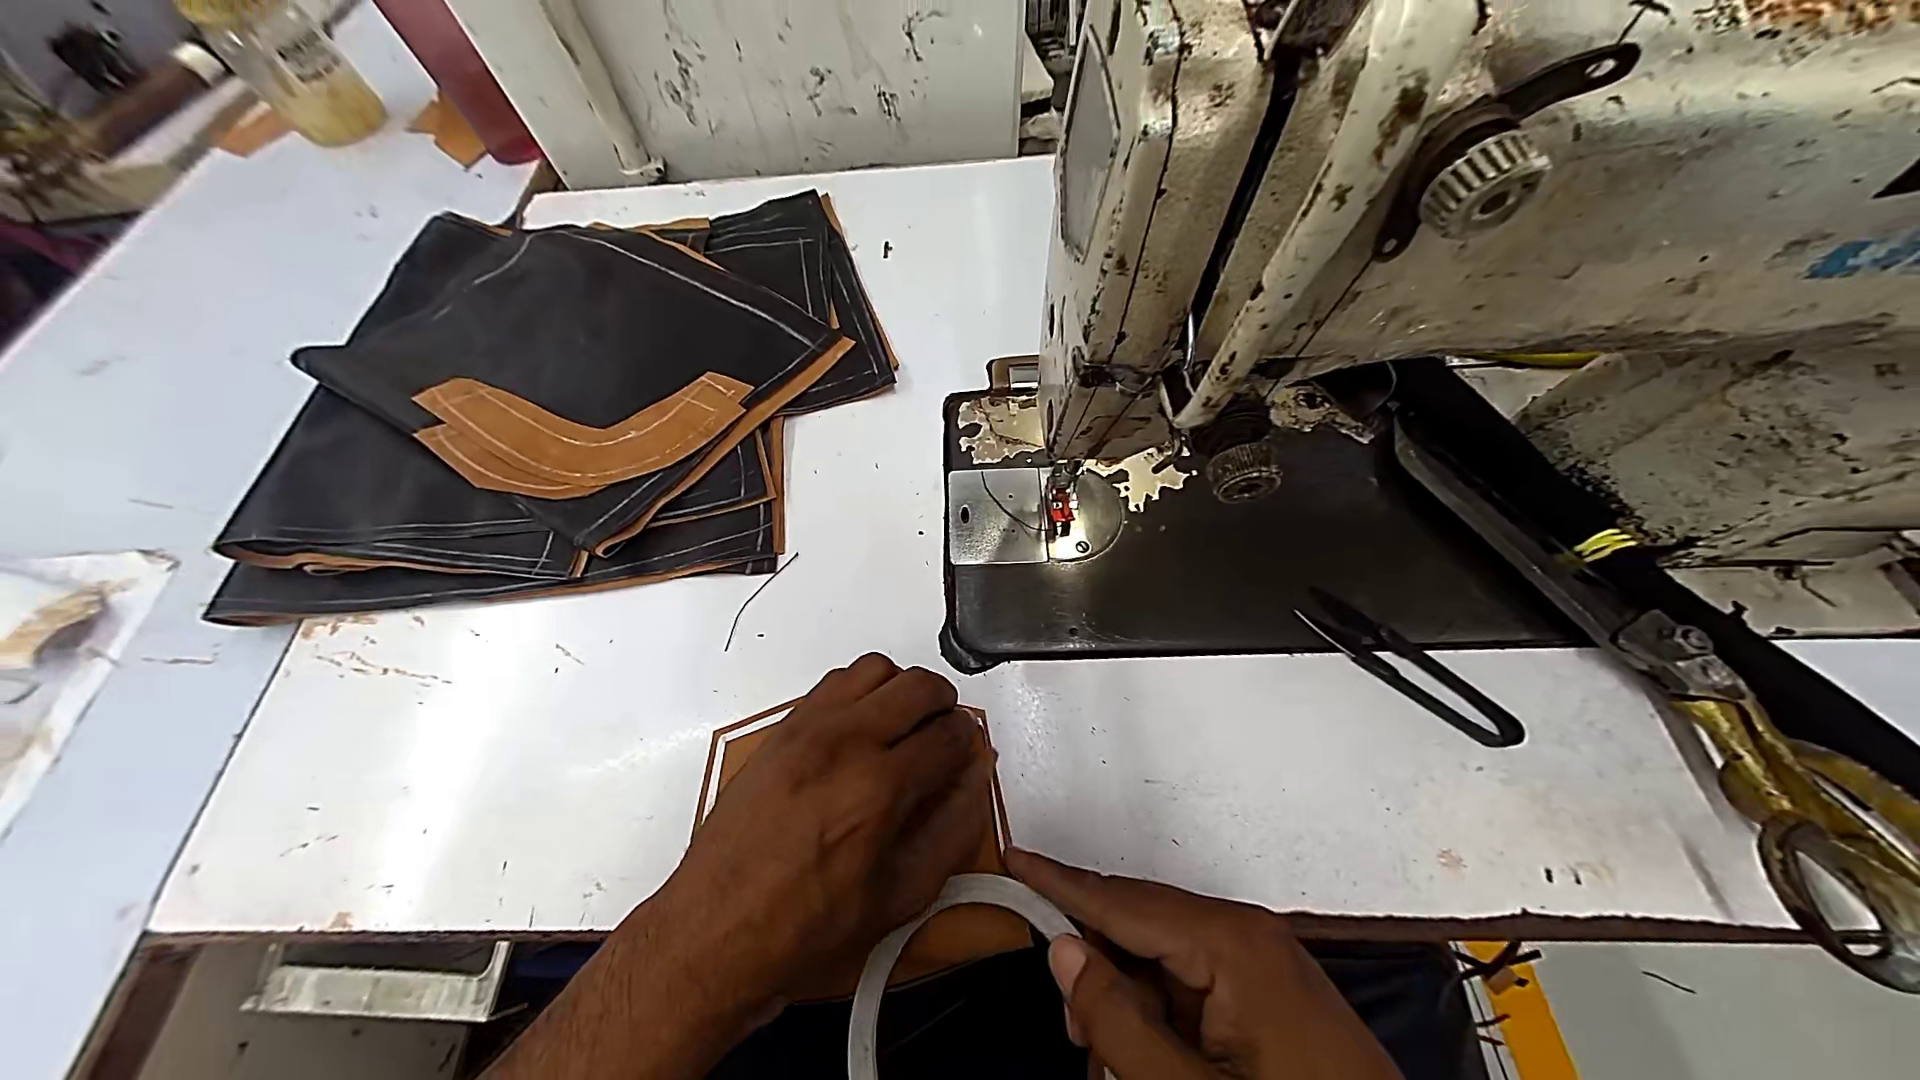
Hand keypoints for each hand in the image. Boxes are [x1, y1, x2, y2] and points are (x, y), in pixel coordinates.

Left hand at [661, 652, 993, 1001]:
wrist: (717, 927)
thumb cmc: (800, 923)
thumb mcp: (900, 894)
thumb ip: (953, 828)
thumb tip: (975, 779)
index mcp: (878, 789)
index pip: (950, 734)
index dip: (969, 740)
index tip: (965, 749)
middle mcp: (844, 745)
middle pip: (921, 685)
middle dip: (945, 704)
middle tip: (943, 730)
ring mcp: (808, 730)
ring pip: (877, 668)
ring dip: (901, 688)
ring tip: (904, 721)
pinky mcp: (782, 729)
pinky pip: (834, 680)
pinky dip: (860, 690)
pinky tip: (862, 723)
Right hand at [1008, 849, 1402, 1079]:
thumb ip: (1119, 1021)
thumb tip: (1065, 951)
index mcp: (1230, 941)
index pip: (1121, 899)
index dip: (1059, 881)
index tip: (1014, 859)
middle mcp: (1246, 933)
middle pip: (1140, 926)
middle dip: (1097, 968)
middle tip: (1074, 1030)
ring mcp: (1261, 959)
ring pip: (1163, 958)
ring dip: (1130, 1002)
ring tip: (1117, 1059)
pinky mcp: (1269, 989)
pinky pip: (1193, 981)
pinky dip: (1163, 1014)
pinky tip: (1155, 1057)